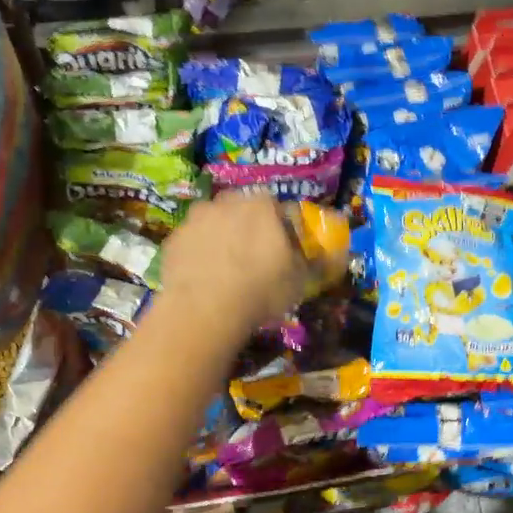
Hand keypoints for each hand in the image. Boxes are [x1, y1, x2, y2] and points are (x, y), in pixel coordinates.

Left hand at [156, 194, 336, 336]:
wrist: (204, 310)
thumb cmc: (260, 290)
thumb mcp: (301, 280)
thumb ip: (320, 260)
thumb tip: (338, 253)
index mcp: (262, 205)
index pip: (279, 209)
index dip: (282, 231)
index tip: (282, 252)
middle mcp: (227, 202)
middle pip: (244, 211)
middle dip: (250, 229)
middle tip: (255, 261)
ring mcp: (196, 218)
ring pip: (215, 224)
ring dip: (222, 239)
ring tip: (227, 271)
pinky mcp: (173, 239)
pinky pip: (193, 242)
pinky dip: (199, 254)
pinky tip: (205, 278)